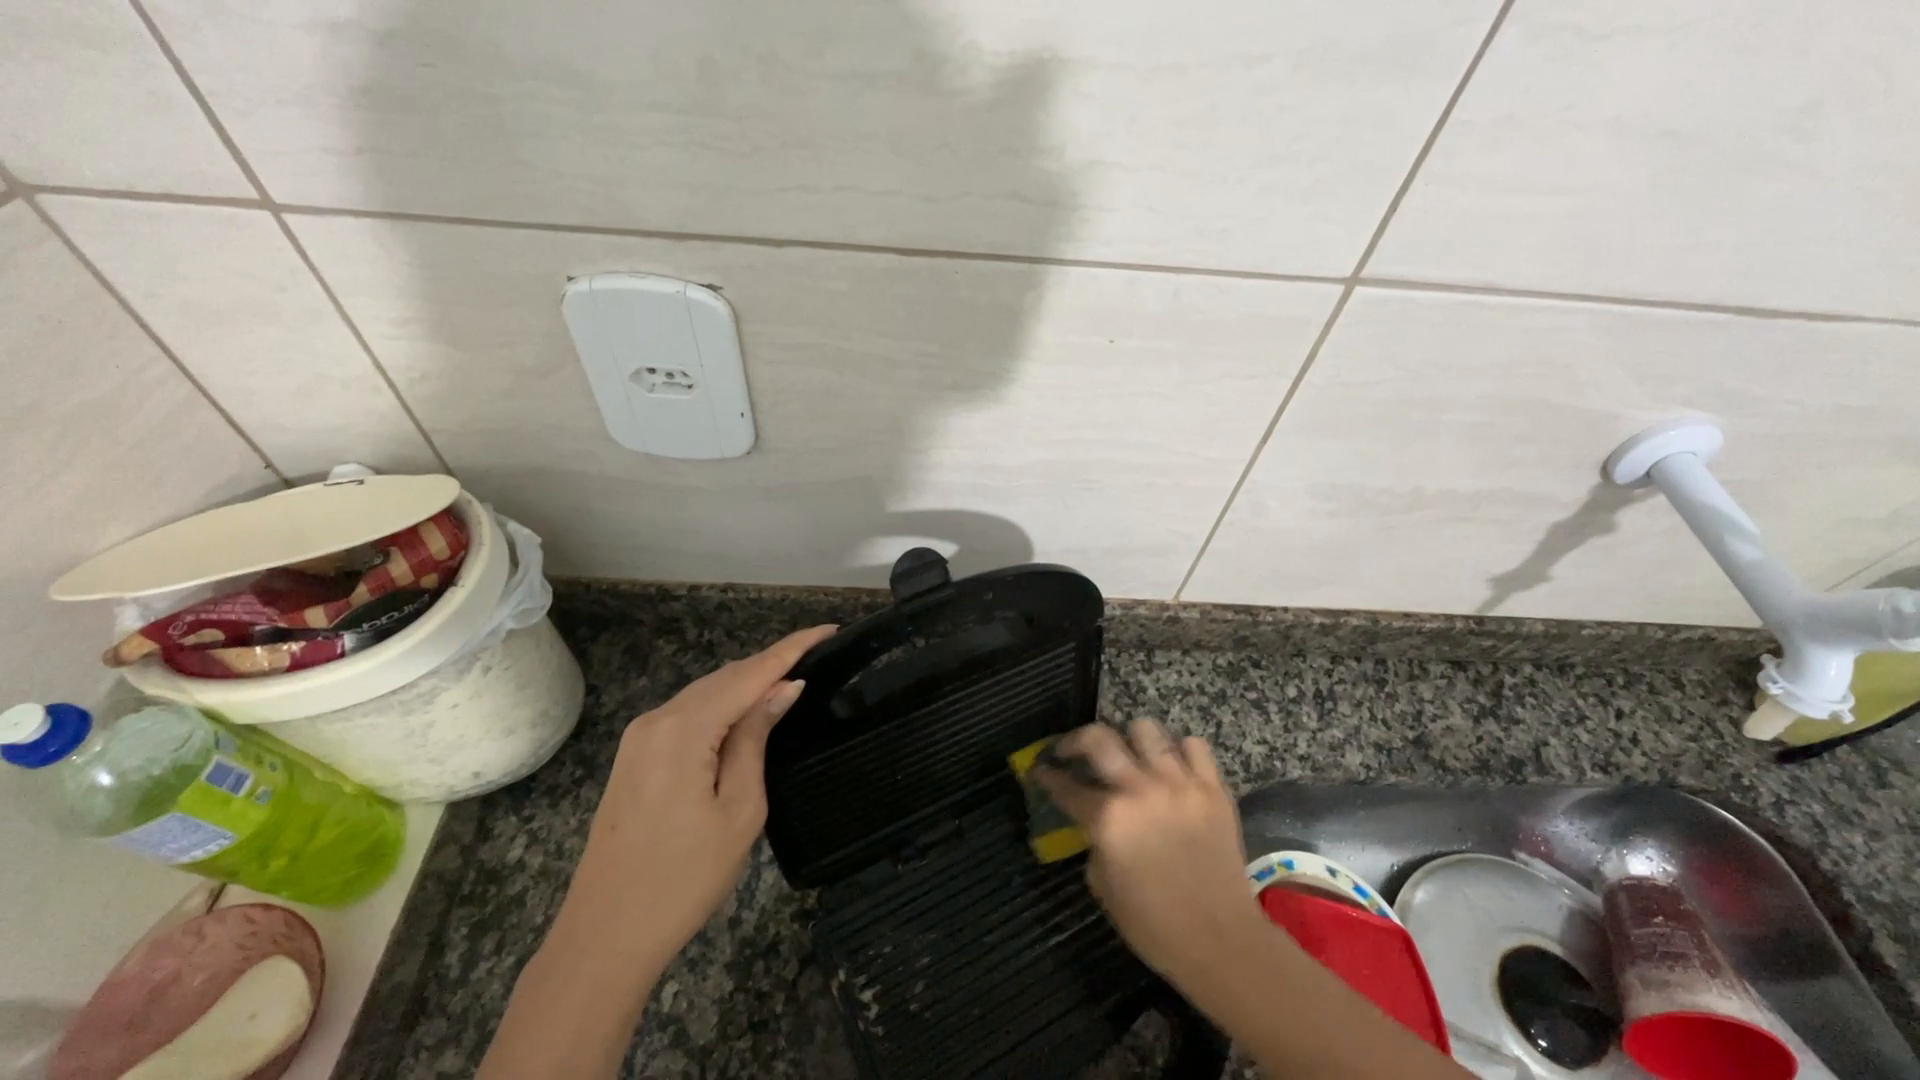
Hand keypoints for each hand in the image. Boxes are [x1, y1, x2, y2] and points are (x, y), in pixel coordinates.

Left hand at [553, 625, 835, 970]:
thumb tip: (781, 691)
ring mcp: (639, 739)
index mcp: (683, 729)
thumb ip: (756, 740)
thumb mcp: (739, 810)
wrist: (606, 933)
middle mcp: (656, 721)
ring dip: (746, 686)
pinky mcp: (634, 759)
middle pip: (723, 678)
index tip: (829, 629)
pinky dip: (722, 709)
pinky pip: (687, 717)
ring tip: (791, 683)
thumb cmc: (684, 878)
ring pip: (704, 696)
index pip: (749, 674)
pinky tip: (747, 716)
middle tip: (818, 658)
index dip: (791, 649)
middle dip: (770, 665)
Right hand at [1034, 719, 1266, 982]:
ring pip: (1146, 730)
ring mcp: (1181, 784)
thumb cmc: (1153, 924)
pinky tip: (1172, 767)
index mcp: (1108, 819)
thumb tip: (1095, 823)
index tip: (1040, 770)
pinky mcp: (1213, 789)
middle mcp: (1141, 790)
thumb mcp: (1102, 885)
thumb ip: (1094, 842)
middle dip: (1075, 740)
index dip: (1047, 776)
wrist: (1220, 939)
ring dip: (1129, 739)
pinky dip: (1179, 750)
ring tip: (1128, 755)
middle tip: (1071, 752)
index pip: (1067, 786)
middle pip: (1098, 737)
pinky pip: (1195, 746)